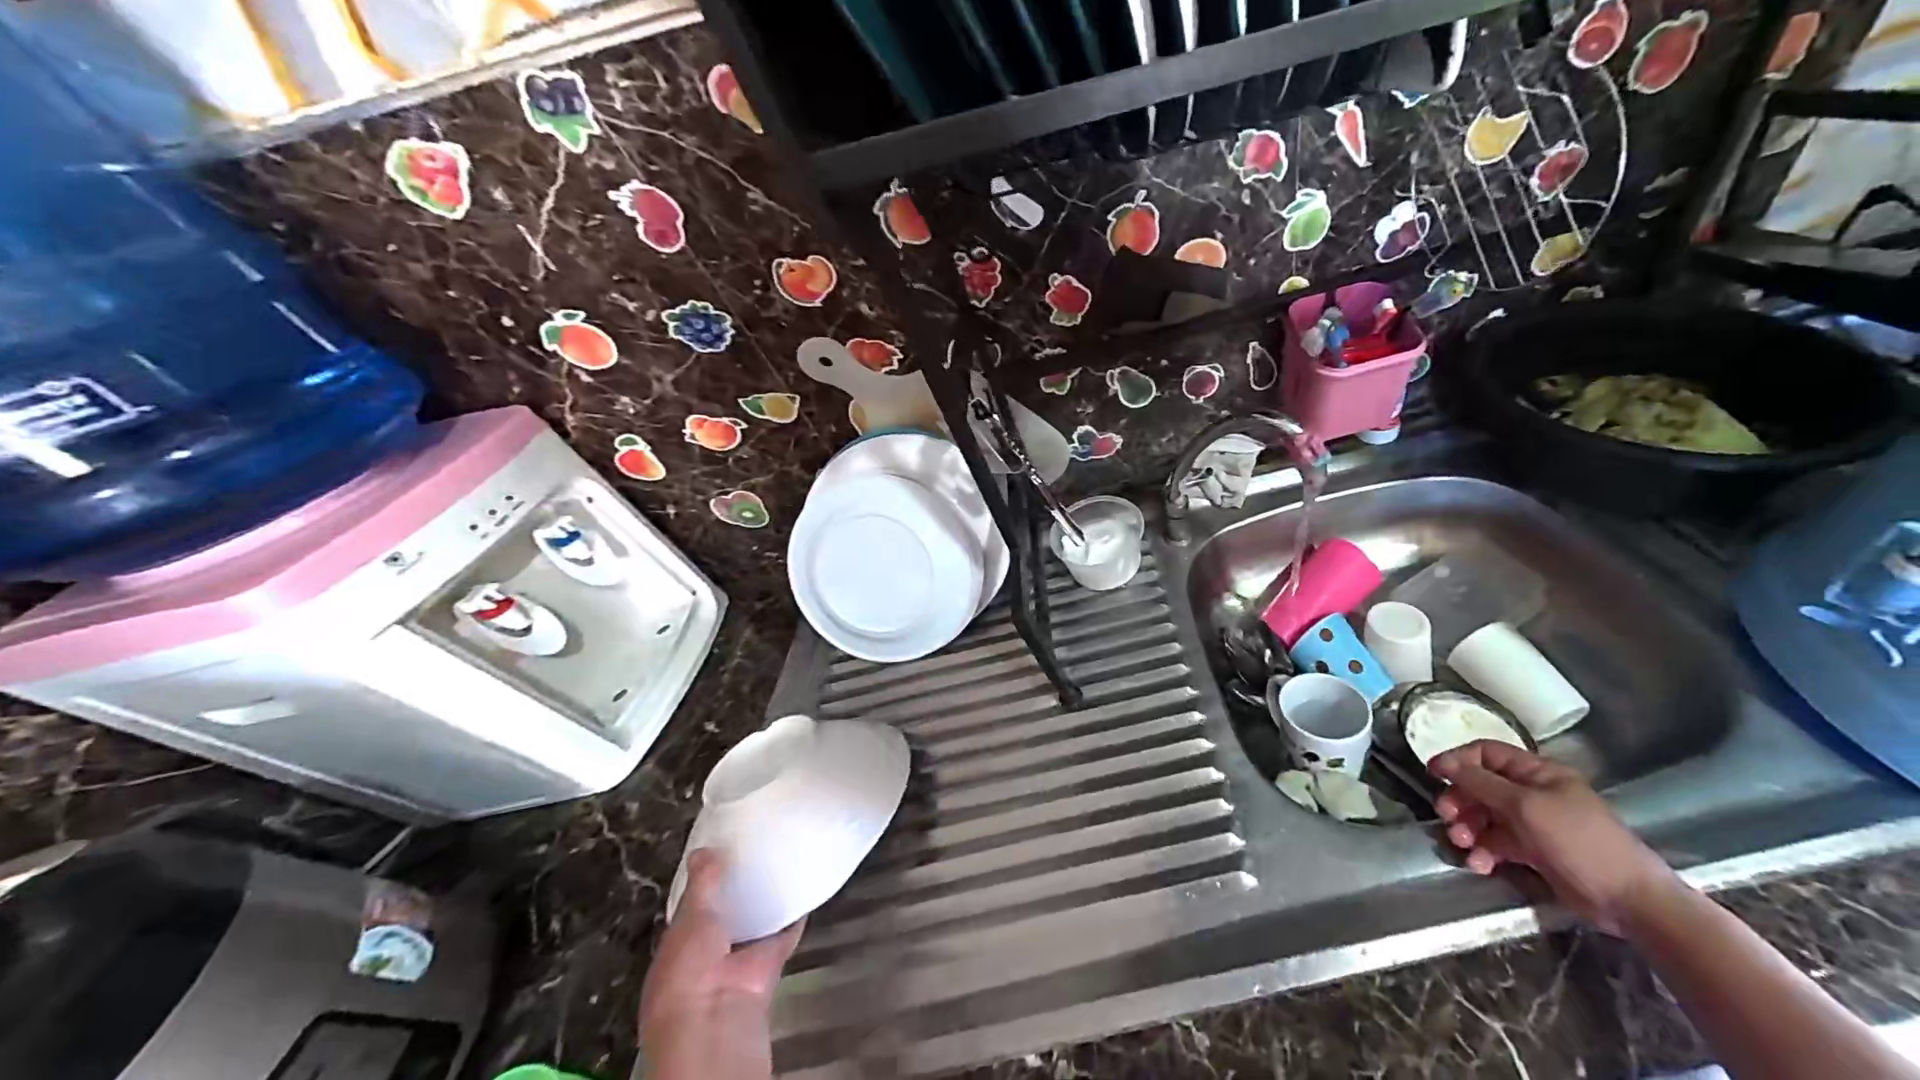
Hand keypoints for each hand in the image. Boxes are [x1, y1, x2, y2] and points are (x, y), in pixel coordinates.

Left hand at [637, 849, 803, 1079]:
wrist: (718, 1018)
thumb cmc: (689, 969)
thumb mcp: (691, 916)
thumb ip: (702, 883)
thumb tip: (704, 849)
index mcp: (676, 949)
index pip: (689, 914)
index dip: (701, 888)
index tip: (717, 858)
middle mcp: (706, 959)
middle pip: (723, 921)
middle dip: (734, 896)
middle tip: (751, 857)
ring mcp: (737, 965)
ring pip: (752, 930)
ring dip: (763, 906)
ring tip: (776, 867)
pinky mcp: (768, 967)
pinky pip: (782, 937)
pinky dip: (793, 918)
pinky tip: (802, 893)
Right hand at [1428, 740, 1680, 932]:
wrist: (1631, 901)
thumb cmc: (1580, 842)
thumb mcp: (1525, 806)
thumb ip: (1481, 783)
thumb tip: (1445, 763)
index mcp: (1539, 774)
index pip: (1488, 754)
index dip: (1459, 760)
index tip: (1433, 774)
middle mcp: (1534, 794)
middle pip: (1482, 786)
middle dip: (1461, 800)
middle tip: (1446, 816)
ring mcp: (1535, 824)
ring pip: (1486, 817)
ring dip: (1468, 828)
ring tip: (1463, 844)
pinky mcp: (1534, 852)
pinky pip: (1497, 843)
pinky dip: (1484, 852)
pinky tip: (1480, 864)